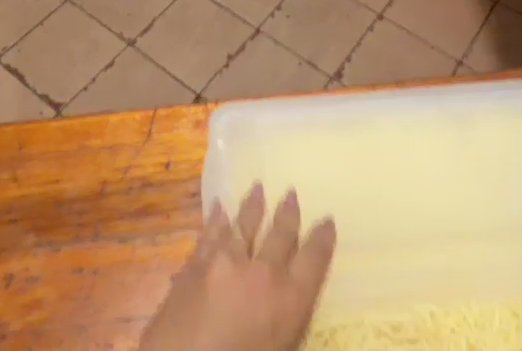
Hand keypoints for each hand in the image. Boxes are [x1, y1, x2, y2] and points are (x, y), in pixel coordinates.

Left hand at [139, 184, 336, 350]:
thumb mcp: (282, 347)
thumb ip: (289, 318)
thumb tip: (292, 298)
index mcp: (290, 299)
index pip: (314, 259)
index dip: (323, 238)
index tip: (327, 219)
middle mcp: (261, 273)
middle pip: (280, 235)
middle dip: (288, 213)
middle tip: (291, 193)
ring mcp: (225, 264)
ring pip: (243, 226)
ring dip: (252, 206)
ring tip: (257, 187)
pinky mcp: (194, 267)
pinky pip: (209, 235)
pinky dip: (216, 220)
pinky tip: (219, 208)